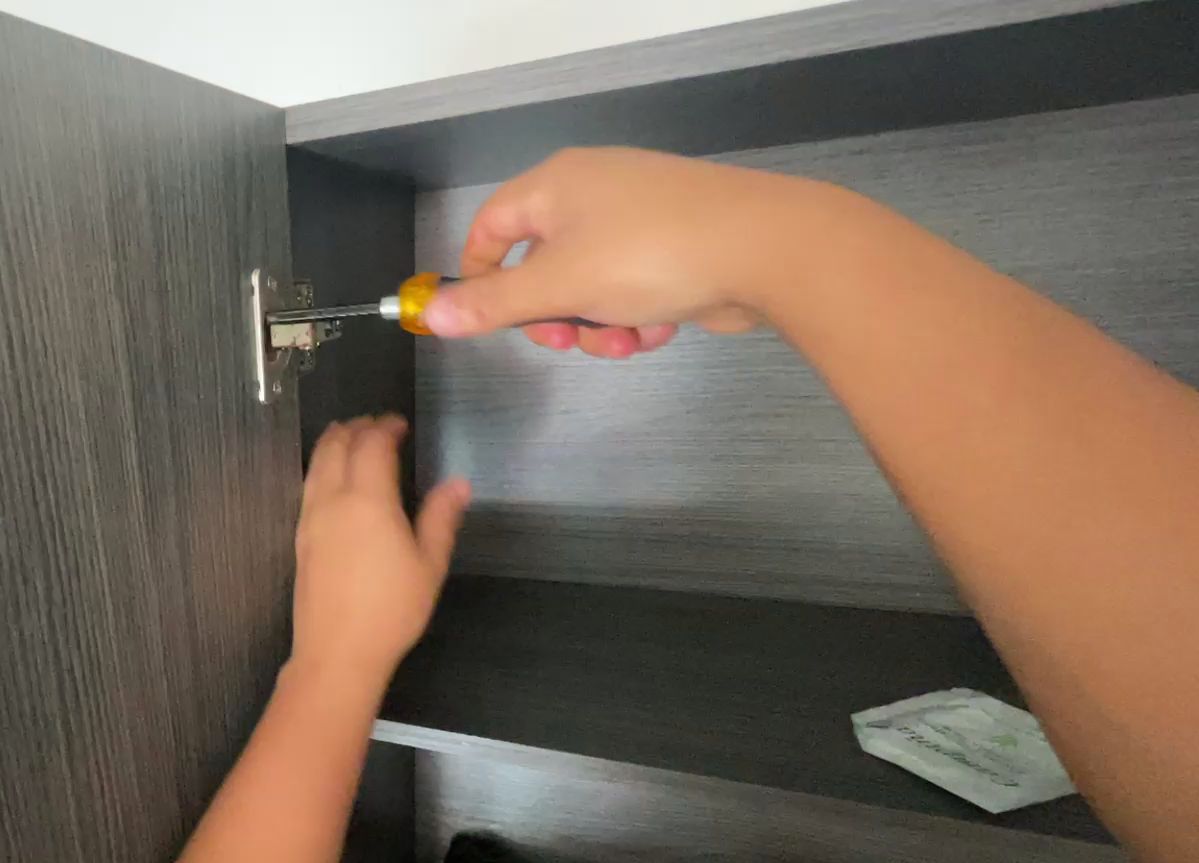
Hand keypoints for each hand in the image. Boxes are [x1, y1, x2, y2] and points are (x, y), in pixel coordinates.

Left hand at [289, 416, 469, 682]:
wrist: (337, 651)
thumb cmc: (392, 609)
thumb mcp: (429, 564)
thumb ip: (441, 518)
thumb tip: (458, 483)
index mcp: (368, 499)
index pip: (373, 445)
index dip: (387, 427)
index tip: (401, 424)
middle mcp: (332, 500)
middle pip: (337, 446)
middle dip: (357, 428)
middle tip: (376, 426)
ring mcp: (310, 518)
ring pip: (316, 464)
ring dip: (334, 443)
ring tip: (351, 438)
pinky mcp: (300, 538)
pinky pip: (308, 486)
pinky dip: (321, 467)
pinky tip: (332, 479)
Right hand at [423, 146, 841, 357]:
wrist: (767, 250)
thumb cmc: (646, 256)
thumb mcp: (556, 286)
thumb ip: (490, 304)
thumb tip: (430, 315)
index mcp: (555, 186)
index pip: (488, 226)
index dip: (477, 274)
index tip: (484, 317)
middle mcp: (590, 192)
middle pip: (535, 264)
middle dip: (548, 314)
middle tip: (563, 339)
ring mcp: (633, 215)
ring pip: (581, 285)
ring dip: (591, 324)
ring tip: (621, 340)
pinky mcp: (667, 241)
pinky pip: (622, 285)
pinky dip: (628, 314)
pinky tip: (653, 329)